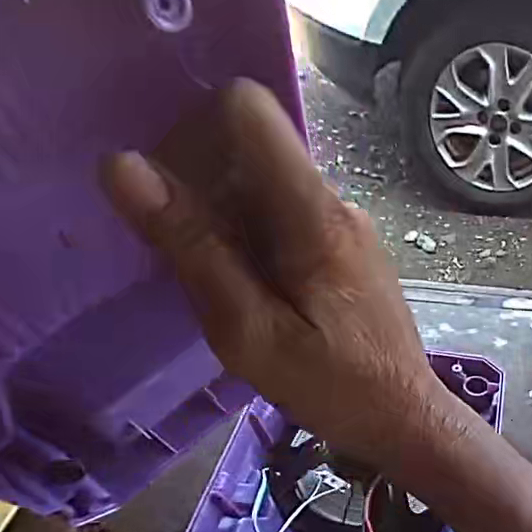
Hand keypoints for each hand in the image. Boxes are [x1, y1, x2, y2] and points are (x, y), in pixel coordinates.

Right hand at [102, 80, 459, 467]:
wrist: (405, 418)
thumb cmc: (335, 387)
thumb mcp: (250, 332)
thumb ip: (195, 250)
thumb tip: (125, 166)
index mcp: (316, 216)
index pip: (252, 113)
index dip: (197, 121)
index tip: (158, 162)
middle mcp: (338, 207)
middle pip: (253, 152)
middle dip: (200, 181)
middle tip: (172, 242)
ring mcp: (349, 230)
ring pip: (268, 190)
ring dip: (226, 218)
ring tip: (207, 274)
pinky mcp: (351, 255)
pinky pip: (289, 222)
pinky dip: (255, 240)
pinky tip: (245, 287)